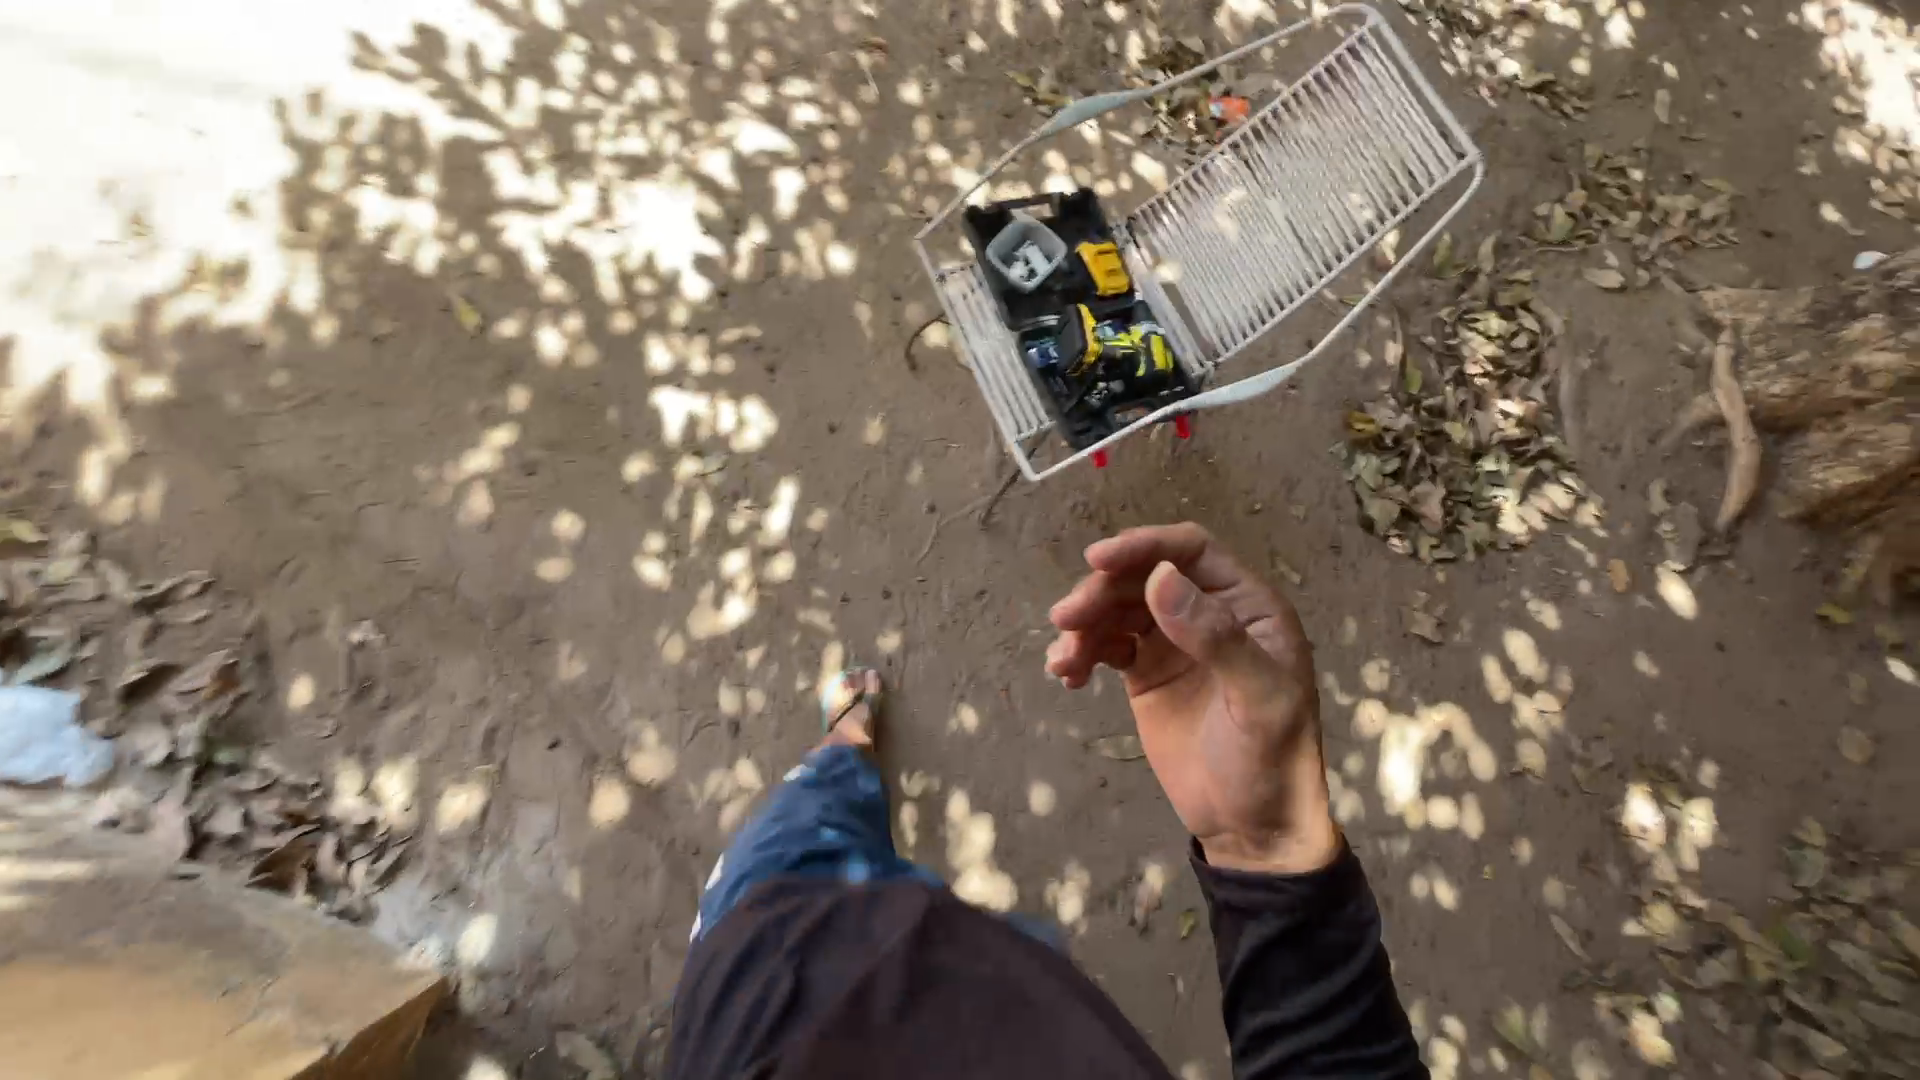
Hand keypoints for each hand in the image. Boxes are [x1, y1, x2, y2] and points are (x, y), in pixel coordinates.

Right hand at [1046, 523, 1337, 873]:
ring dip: (1084, 626)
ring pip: (1117, 609)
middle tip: (1065, 620)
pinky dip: (1082, 654)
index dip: (1143, 547)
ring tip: (1065, 662)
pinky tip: (1069, 677)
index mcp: (1247, 606)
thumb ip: (1216, 636)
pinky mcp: (1145, 672)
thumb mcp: (1259, 700)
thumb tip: (1160, 577)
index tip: (1096, 559)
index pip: (1191, 551)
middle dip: (1100, 593)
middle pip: (1142, 577)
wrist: (1250, 828)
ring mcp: (1172, 643)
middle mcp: (1207, 613)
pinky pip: (1105, 645)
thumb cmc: (1271, 762)